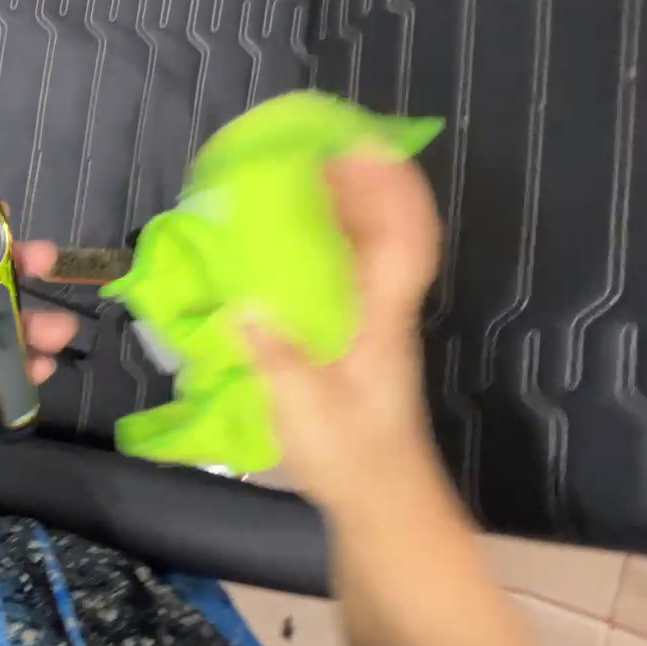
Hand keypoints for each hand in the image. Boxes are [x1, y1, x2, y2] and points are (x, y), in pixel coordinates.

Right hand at [244, 152, 443, 509]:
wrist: (380, 499)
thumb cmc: (351, 455)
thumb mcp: (308, 411)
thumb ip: (279, 358)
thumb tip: (244, 304)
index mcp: (381, 323)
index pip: (402, 243)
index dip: (387, 191)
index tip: (358, 146)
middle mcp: (382, 312)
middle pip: (388, 233)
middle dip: (362, 183)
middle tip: (312, 148)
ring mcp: (369, 323)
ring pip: (367, 250)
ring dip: (343, 207)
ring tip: (296, 178)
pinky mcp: (350, 338)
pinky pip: (342, 273)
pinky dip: (323, 244)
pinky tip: (283, 242)